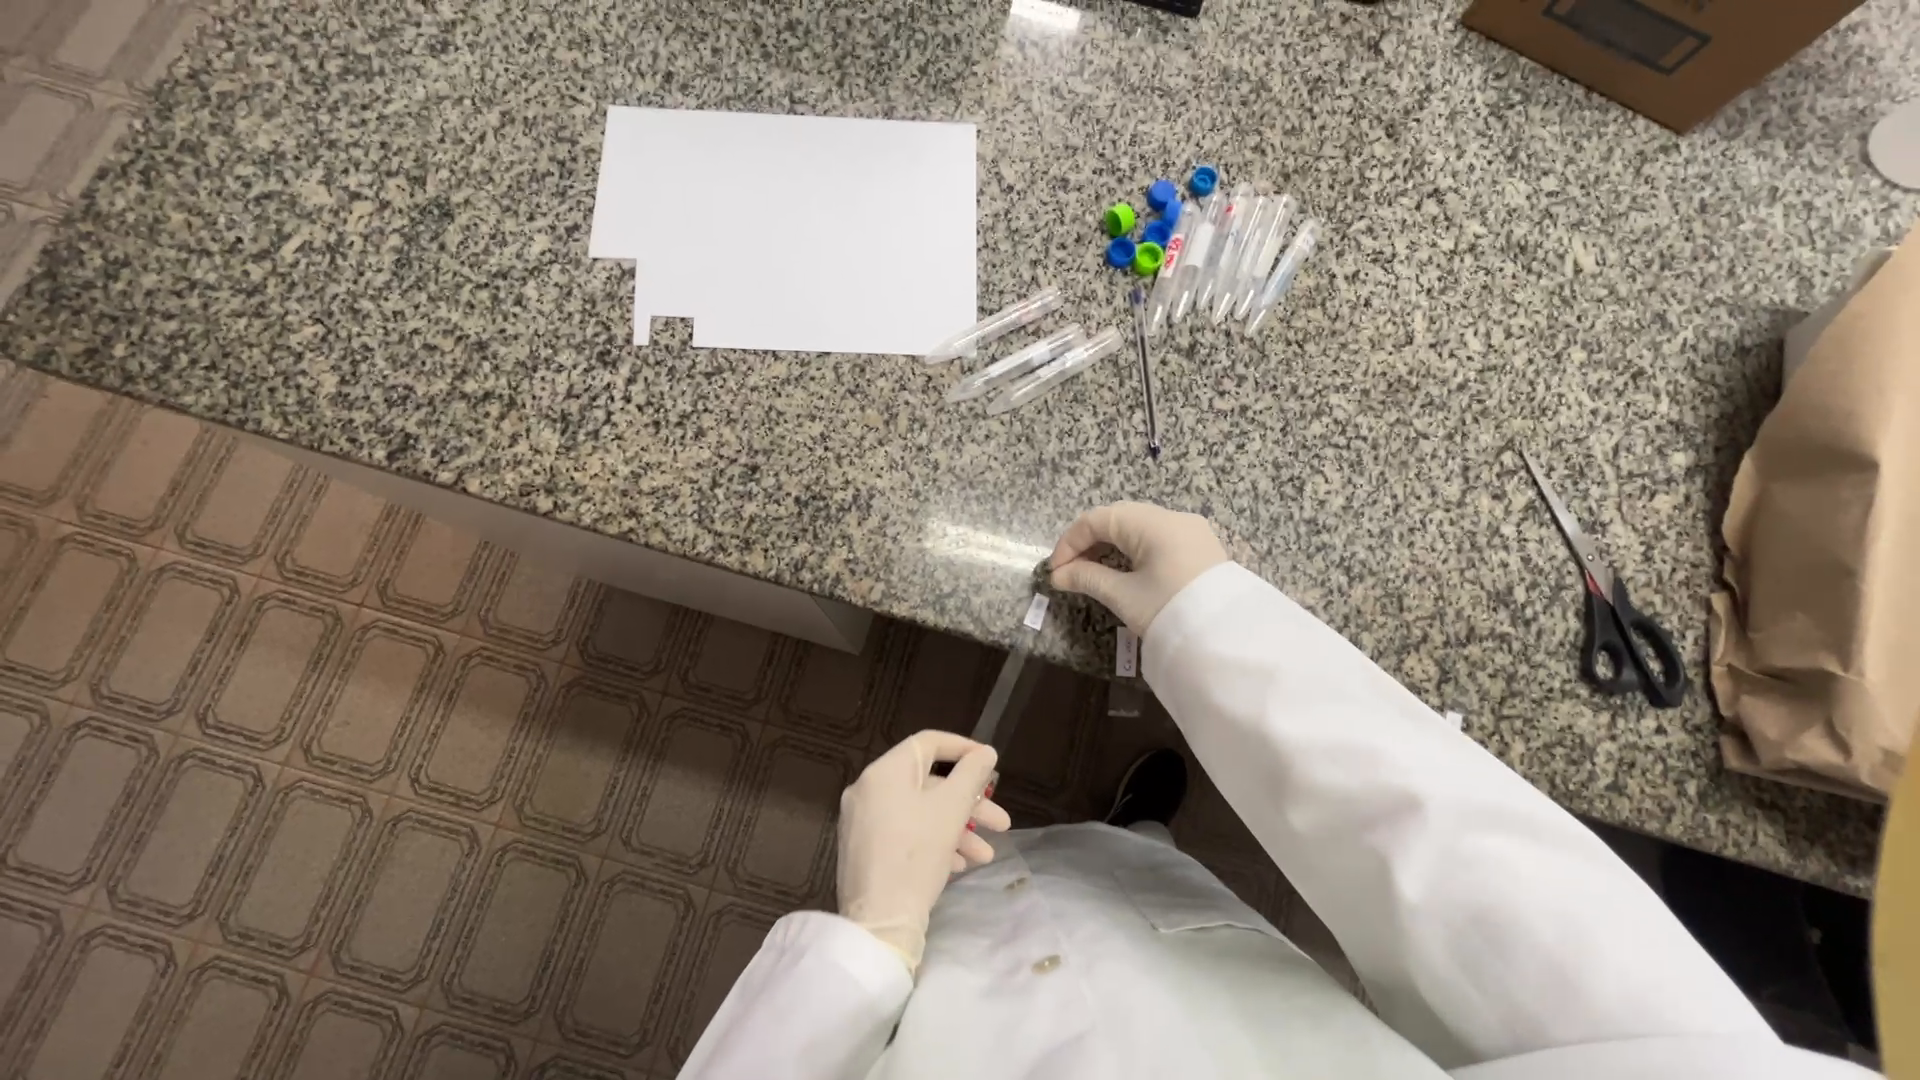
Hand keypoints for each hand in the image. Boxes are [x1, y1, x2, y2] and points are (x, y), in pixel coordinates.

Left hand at [836, 730, 1010, 972]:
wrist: (879, 921)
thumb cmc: (917, 854)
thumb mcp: (952, 809)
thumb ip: (972, 775)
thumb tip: (984, 752)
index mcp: (884, 772)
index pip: (928, 743)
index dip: (964, 748)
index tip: (991, 763)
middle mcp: (868, 790)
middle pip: (928, 784)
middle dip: (969, 803)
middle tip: (1002, 823)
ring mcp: (863, 822)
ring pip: (920, 813)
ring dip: (957, 828)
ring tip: (985, 855)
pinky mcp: (864, 850)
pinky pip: (905, 833)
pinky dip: (933, 842)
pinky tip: (959, 865)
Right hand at [1048, 501, 1228, 634]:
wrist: (1230, 638)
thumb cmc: (1171, 611)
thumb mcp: (1124, 596)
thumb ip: (1088, 579)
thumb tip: (1059, 576)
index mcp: (1152, 523)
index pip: (1097, 519)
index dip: (1070, 542)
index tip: (1056, 572)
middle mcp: (1173, 518)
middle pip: (1118, 518)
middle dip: (1088, 543)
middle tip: (1071, 573)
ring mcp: (1191, 532)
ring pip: (1138, 528)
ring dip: (1110, 547)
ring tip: (1093, 575)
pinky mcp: (1201, 549)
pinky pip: (1157, 539)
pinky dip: (1133, 551)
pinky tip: (1123, 572)